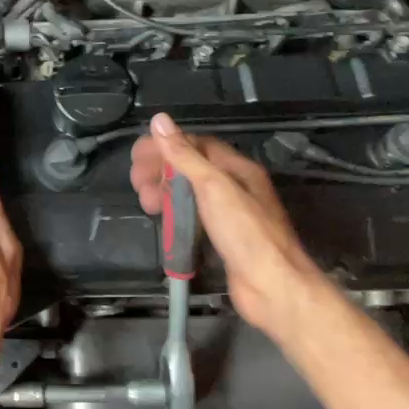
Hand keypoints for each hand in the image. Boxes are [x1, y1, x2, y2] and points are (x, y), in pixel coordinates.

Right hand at [130, 112, 322, 332]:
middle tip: (136, 181)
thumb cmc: (245, 233)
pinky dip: (175, 213)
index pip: (196, 145)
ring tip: (145, 202)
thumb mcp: (213, 187)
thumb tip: (160, 121)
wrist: (272, 287)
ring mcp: (230, 213)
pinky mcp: (223, 237)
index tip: (138, 155)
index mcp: (237, 169)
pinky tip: (163, 219)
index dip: (166, 145)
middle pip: (191, 168)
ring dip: (165, 192)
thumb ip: (185, 155)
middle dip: (161, 170)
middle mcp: (235, 187)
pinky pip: (194, 216)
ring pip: (191, 193)